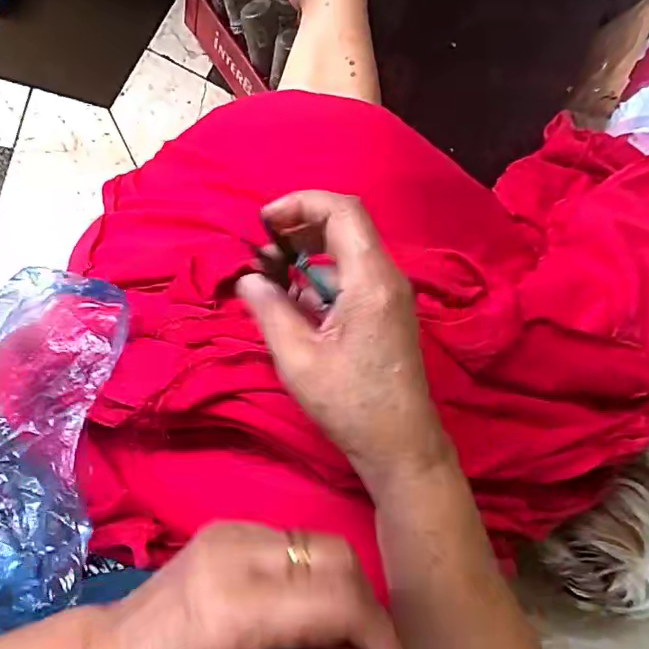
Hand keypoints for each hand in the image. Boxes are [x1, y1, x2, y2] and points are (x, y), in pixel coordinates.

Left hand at [82, 522, 410, 648]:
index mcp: (238, 605)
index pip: (341, 601)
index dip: (382, 639)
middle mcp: (237, 552)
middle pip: (340, 559)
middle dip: (368, 609)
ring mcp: (231, 530)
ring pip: (322, 544)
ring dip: (344, 588)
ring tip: (335, 637)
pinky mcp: (228, 525)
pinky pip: (295, 540)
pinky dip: (315, 573)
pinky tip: (301, 610)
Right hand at [238, 190, 453, 486]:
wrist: (400, 445)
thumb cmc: (350, 404)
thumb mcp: (297, 358)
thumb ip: (269, 309)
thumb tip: (248, 277)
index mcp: (371, 280)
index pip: (342, 210)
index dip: (299, 203)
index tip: (262, 223)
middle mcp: (386, 277)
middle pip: (342, 225)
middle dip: (296, 228)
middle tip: (259, 254)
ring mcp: (387, 294)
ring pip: (343, 250)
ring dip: (303, 253)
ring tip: (267, 275)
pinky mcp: (382, 311)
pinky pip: (347, 276)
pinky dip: (315, 277)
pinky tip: (289, 299)